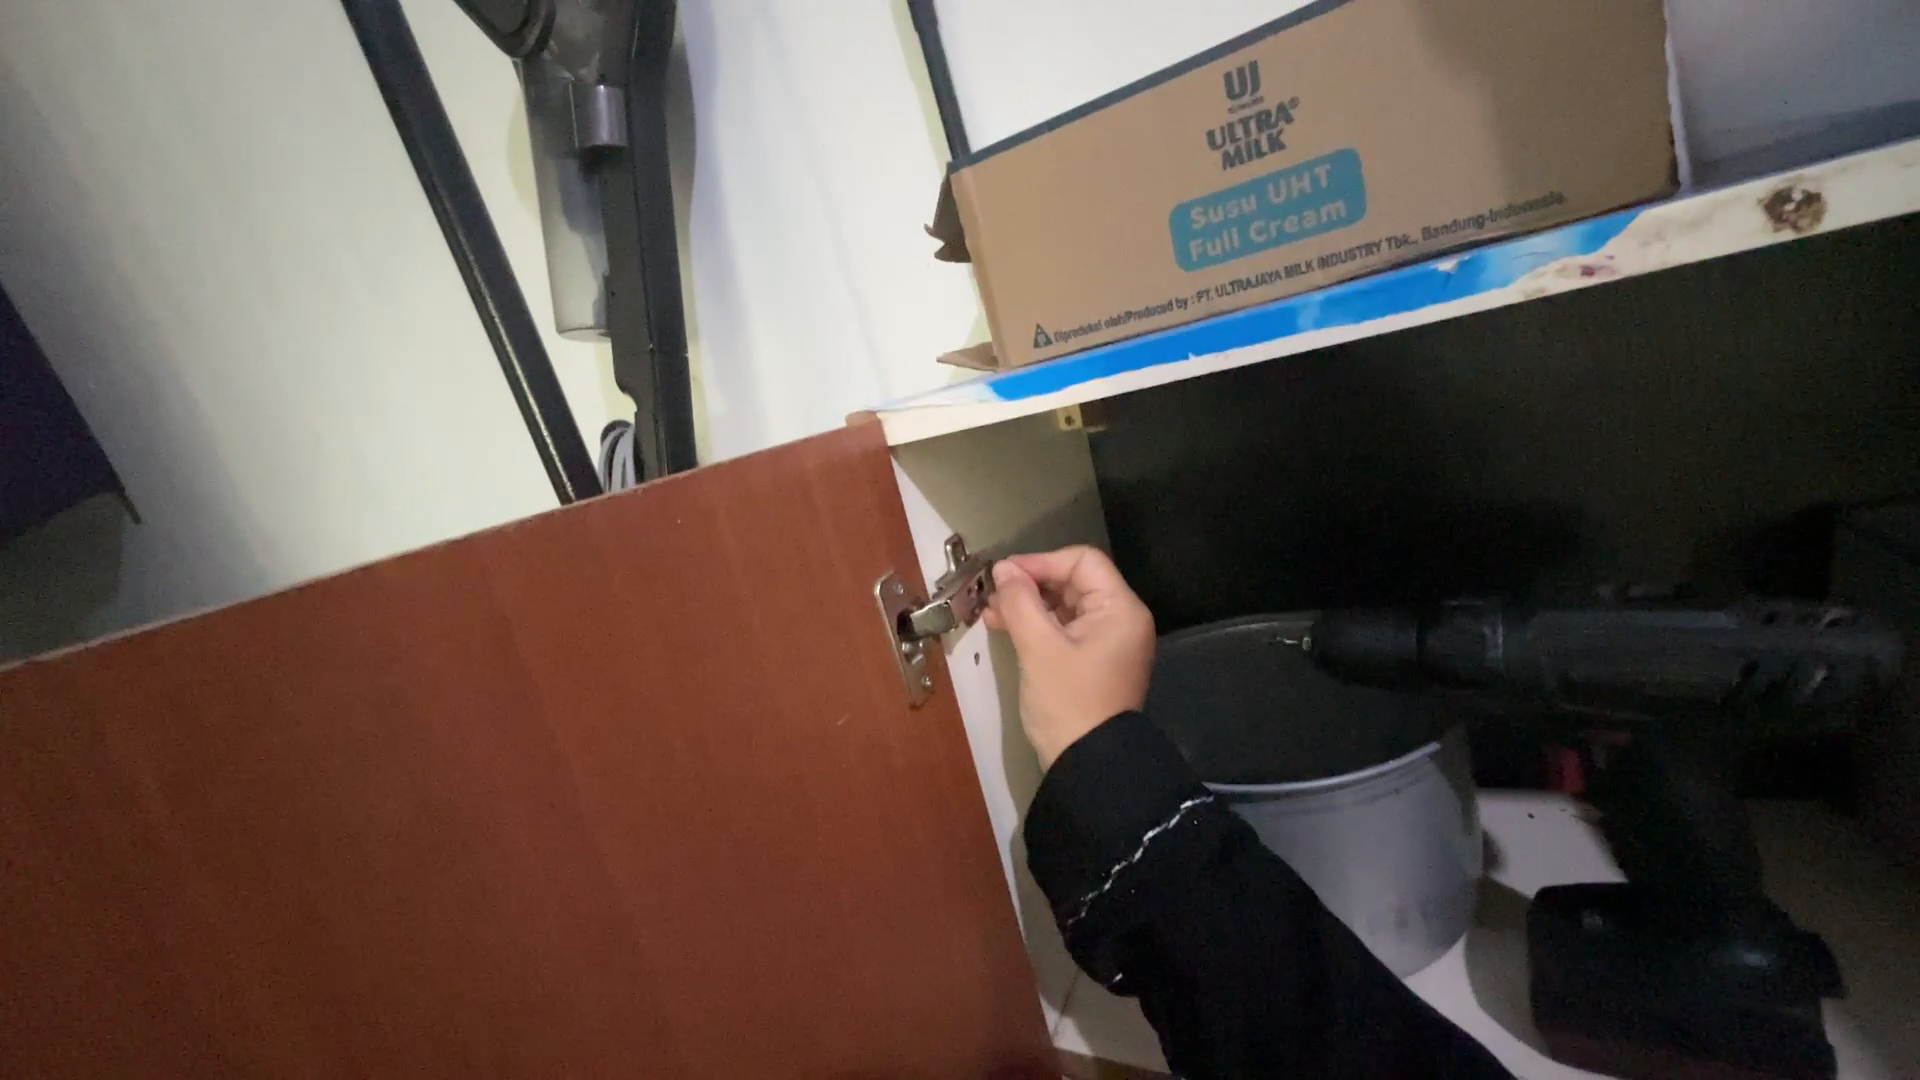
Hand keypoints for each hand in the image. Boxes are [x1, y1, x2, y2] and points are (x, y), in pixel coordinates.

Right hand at [983, 546, 1155, 768]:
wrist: (1087, 765)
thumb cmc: (1067, 701)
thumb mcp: (1038, 646)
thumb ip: (1019, 601)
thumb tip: (1003, 568)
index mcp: (1120, 609)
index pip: (1082, 561)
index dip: (1041, 562)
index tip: (1004, 575)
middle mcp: (1120, 619)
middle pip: (1073, 581)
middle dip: (1030, 585)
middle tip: (992, 595)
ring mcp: (1107, 641)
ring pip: (1064, 605)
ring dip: (1028, 605)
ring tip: (991, 613)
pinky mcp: (1092, 660)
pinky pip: (1064, 629)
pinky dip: (1036, 625)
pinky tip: (1004, 628)